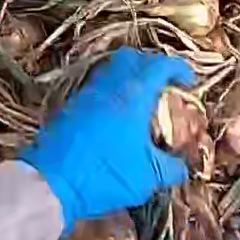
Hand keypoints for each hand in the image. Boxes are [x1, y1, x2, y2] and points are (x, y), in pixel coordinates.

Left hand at [19, 47, 193, 230]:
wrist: (50, 182)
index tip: (189, 81)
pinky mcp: (72, 104)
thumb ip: (169, 169)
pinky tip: (116, 113)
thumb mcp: (146, 177)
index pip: (161, 65)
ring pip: (113, 68)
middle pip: (134, 57)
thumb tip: (183, 167)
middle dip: (152, 64)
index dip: (179, 68)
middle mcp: (111, 85)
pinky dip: (113, 89)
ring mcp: (88, 92)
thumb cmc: (104, 174)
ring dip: (130, 75)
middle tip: (163, 84)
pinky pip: (98, 84)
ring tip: (140, 98)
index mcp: (134, 94)